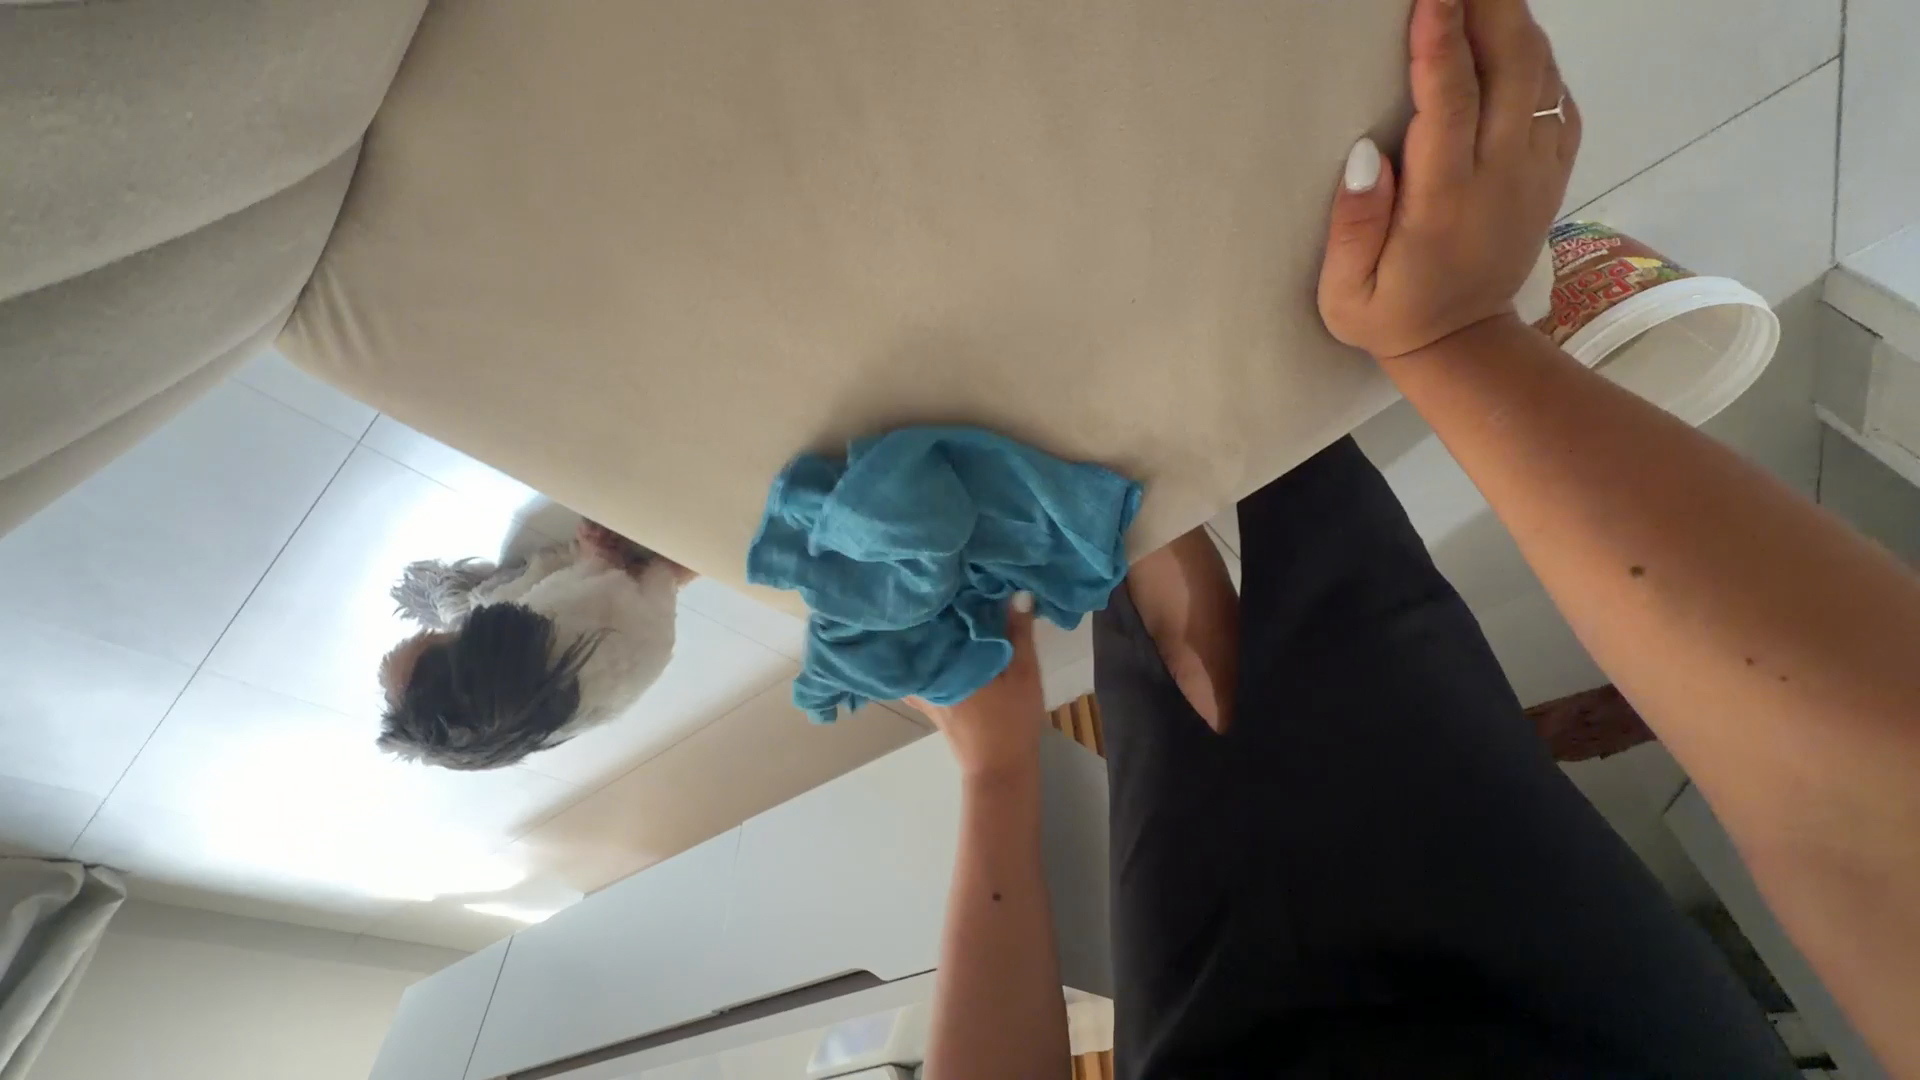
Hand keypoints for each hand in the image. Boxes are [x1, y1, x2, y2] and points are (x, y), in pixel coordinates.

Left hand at [910, 593, 1046, 781]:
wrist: (999, 767)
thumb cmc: (1012, 718)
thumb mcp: (1023, 672)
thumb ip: (1018, 632)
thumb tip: (1017, 592)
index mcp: (951, 657)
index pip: (940, 618)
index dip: (945, 594)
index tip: (951, 573)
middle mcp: (931, 670)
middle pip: (925, 634)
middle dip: (932, 612)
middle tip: (941, 586)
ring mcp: (926, 689)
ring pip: (919, 654)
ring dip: (924, 636)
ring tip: (931, 611)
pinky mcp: (928, 703)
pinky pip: (916, 674)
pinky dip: (919, 659)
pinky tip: (924, 649)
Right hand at [1318, 0, 1580, 359]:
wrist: (1464, 343)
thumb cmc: (1390, 317)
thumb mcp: (1345, 294)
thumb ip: (1353, 229)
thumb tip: (1366, 153)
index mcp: (1445, 204)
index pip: (1451, 106)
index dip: (1441, 44)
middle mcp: (1503, 176)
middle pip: (1511, 68)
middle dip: (1490, 8)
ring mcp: (1537, 170)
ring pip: (1539, 72)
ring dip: (1514, 21)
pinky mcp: (1551, 169)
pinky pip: (1555, 92)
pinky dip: (1535, 53)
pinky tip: (1510, 37)